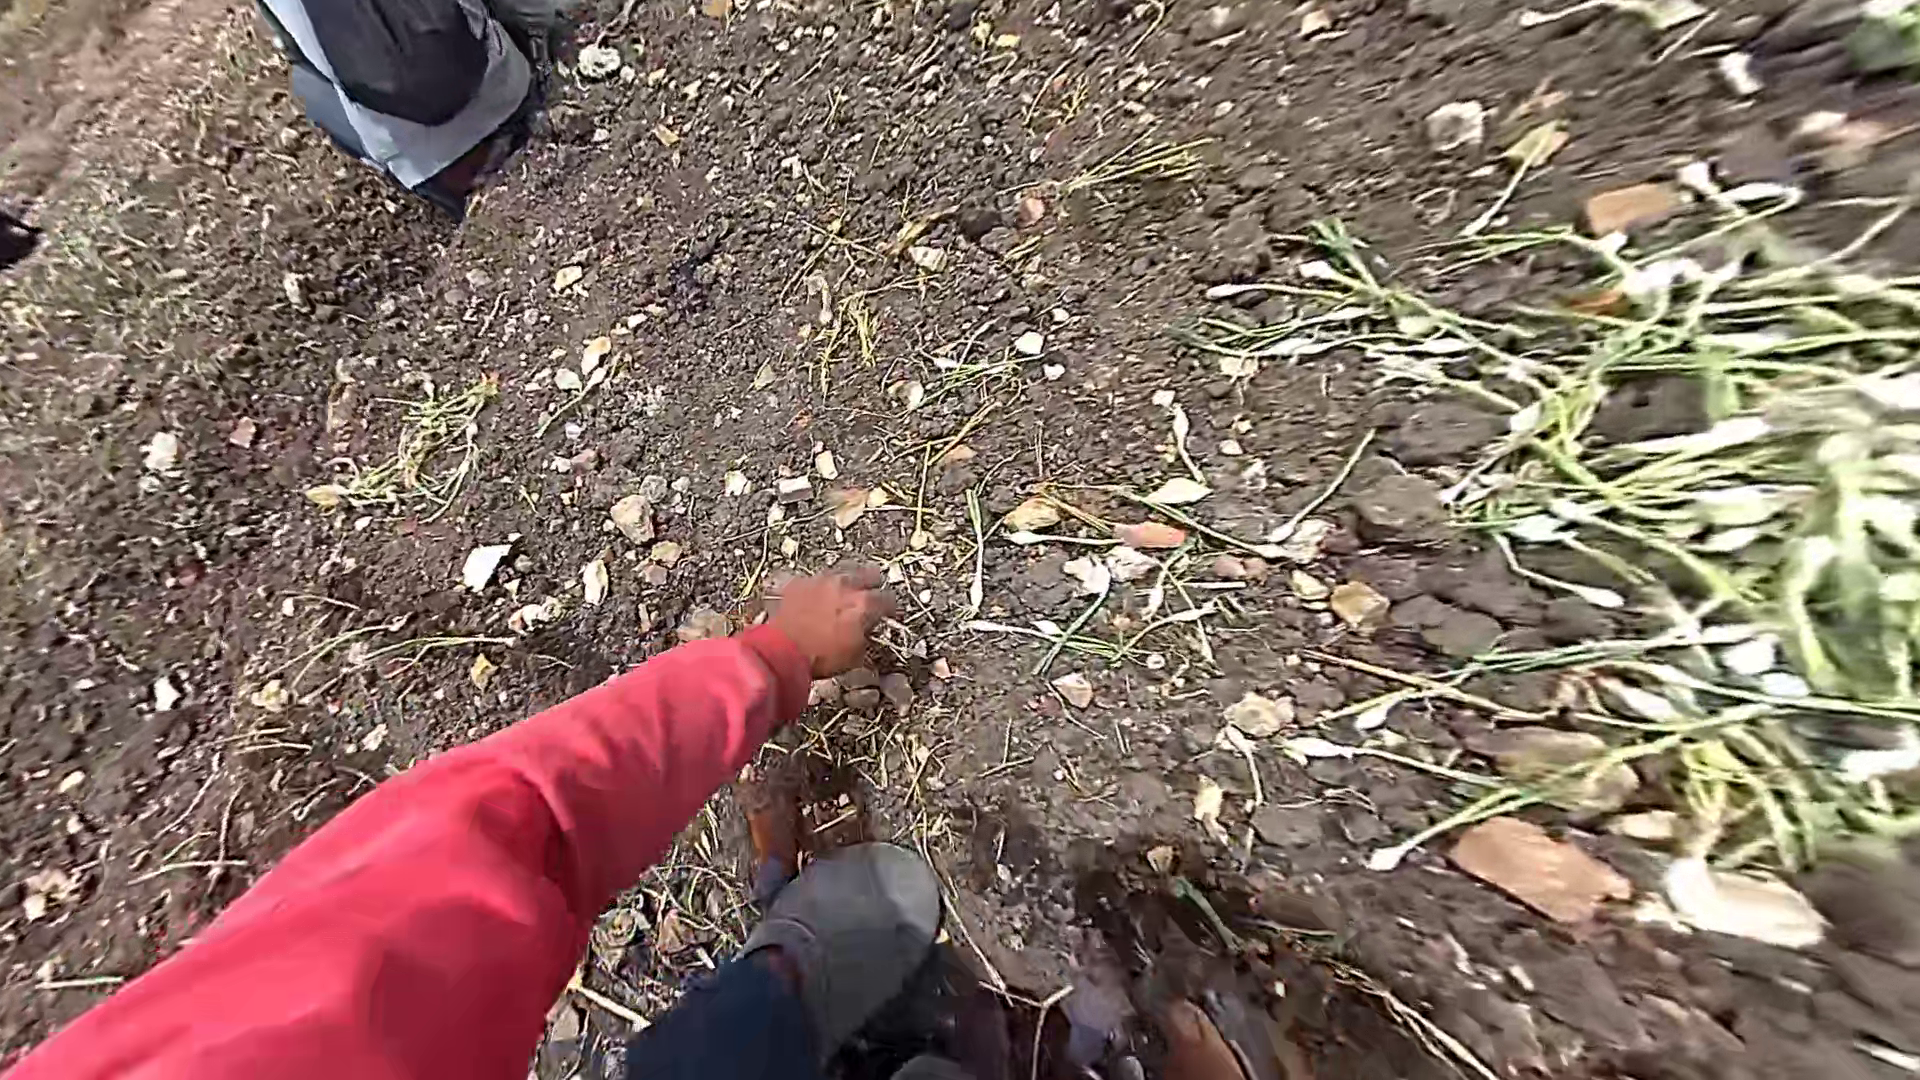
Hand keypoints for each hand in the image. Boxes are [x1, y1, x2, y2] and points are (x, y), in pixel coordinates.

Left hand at [767, 567, 894, 678]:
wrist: (780, 652)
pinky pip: (818, 578)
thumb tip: (867, 631)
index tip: (889, 613)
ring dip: (848, 581)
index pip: (888, 599)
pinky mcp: (801, 582)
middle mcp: (846, 586)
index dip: (890, 608)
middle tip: (871, 595)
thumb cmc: (819, 657)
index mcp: (864, 604)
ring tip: (846, 592)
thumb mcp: (855, 655)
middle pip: (870, 575)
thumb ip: (867, 636)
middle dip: (873, 584)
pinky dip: (822, 586)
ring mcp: (822, 580)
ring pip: (844, 572)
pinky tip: (820, 594)